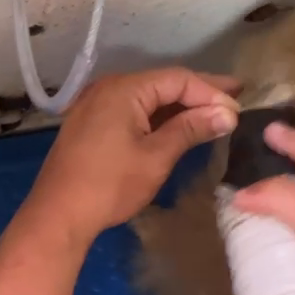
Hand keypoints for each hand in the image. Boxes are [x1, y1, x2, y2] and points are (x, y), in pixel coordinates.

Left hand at [16, 68, 240, 248]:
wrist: (57, 214)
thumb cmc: (108, 186)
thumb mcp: (155, 157)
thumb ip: (190, 130)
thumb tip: (226, 114)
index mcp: (123, 89)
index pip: (178, 79)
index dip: (210, 93)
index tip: (237, 109)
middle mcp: (106, 89)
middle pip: (161, 84)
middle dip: (198, 93)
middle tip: (235, 96)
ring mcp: (94, 106)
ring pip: (145, 99)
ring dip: (177, 106)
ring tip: (212, 111)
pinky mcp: (88, 125)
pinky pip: (129, 111)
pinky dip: (154, 117)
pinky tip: (176, 125)